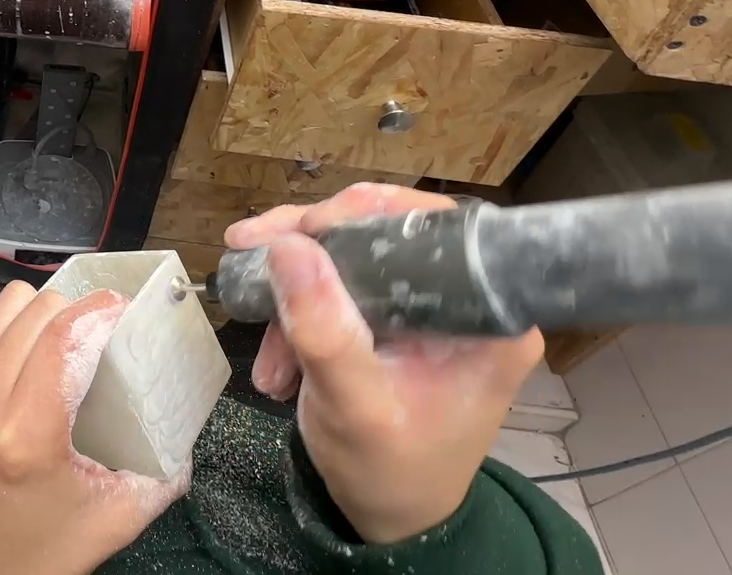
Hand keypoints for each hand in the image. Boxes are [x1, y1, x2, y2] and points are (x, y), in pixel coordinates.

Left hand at [0, 282, 186, 574]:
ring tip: (73, 337)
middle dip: (81, 311)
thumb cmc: (35, 553)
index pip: (66, 338)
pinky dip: (22, 321)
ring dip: (49, 310)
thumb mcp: (109, 522)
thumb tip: (185, 439)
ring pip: (14, 305)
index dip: (101, 310)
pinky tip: (41, 348)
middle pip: (42, 311)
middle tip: (107, 333)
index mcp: (28, 433)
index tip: (127, 308)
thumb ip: (158, 478)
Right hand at [225, 183, 543, 543]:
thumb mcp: (353, 406)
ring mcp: (423, 307)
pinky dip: (295, 305)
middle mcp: (460, 300)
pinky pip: (335, 281)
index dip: (362, 214)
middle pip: (376, 231)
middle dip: (305, 245)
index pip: (428, 227)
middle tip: (248, 249)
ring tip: (256, 328)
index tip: (301, 230)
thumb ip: (324, 331)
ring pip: (346, 252)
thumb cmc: (388, 471)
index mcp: (483, 318)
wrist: (387, 517)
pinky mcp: (392, 317)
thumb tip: (288, 246)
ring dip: (291, 282)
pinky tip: (275, 355)